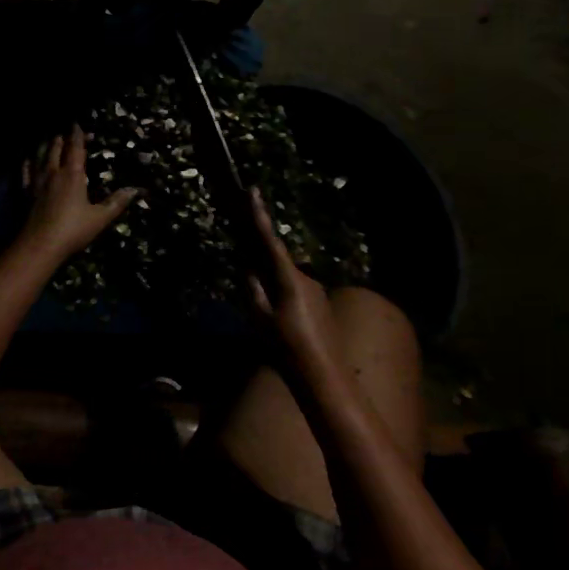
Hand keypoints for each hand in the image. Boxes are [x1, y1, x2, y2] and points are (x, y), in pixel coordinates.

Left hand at [17, 125, 138, 263]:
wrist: (39, 245)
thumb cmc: (72, 230)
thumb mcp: (100, 218)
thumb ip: (116, 202)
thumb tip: (136, 189)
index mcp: (72, 175)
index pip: (75, 148)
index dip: (78, 135)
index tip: (77, 124)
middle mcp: (53, 172)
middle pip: (56, 148)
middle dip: (62, 138)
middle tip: (66, 132)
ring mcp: (36, 181)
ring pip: (40, 156)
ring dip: (46, 146)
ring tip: (50, 140)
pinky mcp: (25, 192)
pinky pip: (26, 171)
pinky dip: (28, 162)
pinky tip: (28, 160)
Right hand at [245, 187, 343, 376]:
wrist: (325, 377)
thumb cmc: (288, 348)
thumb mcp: (260, 319)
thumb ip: (253, 291)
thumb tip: (248, 271)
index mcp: (289, 278)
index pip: (270, 240)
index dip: (259, 215)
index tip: (253, 191)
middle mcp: (306, 279)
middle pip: (277, 260)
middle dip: (260, 255)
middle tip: (243, 252)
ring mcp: (316, 292)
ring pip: (286, 278)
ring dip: (271, 281)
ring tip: (259, 302)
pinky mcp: (321, 306)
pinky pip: (295, 291)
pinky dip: (282, 294)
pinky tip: (276, 318)